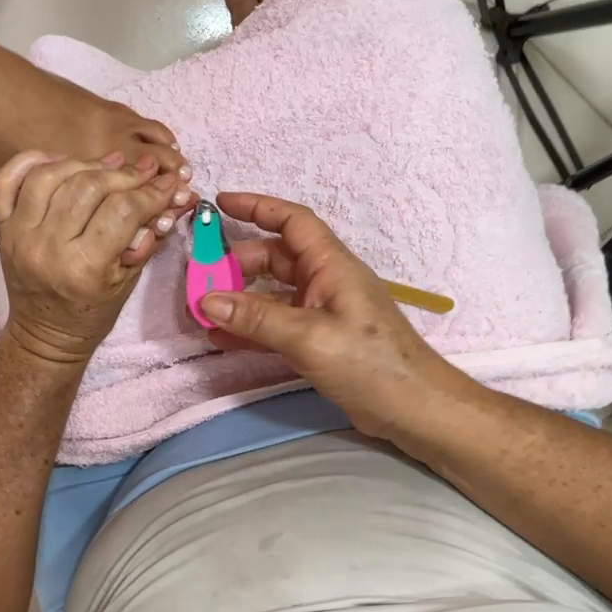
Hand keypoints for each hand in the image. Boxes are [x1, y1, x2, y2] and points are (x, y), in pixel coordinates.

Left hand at [0, 151, 185, 366]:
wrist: (44, 334)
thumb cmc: (90, 313)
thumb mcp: (127, 282)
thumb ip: (149, 238)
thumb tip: (175, 197)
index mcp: (82, 269)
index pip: (122, 211)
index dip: (151, 192)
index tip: (168, 184)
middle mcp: (46, 248)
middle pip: (88, 186)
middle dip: (124, 174)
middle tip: (144, 171)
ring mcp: (19, 235)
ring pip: (51, 175)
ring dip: (85, 163)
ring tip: (108, 165)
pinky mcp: (2, 227)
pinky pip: (7, 180)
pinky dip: (31, 161)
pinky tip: (59, 160)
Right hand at [197, 193, 475, 440]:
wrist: (412, 409)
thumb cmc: (370, 363)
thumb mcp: (309, 337)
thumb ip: (257, 317)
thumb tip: (207, 300)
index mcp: (331, 265)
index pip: (292, 221)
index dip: (257, 207)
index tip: (220, 203)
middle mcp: (324, 281)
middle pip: (273, 259)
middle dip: (234, 264)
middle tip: (199, 279)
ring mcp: (320, 311)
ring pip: (269, 293)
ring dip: (236, 300)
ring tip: (200, 313)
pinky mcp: (316, 340)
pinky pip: (273, 324)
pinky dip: (248, 327)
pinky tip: (221, 338)